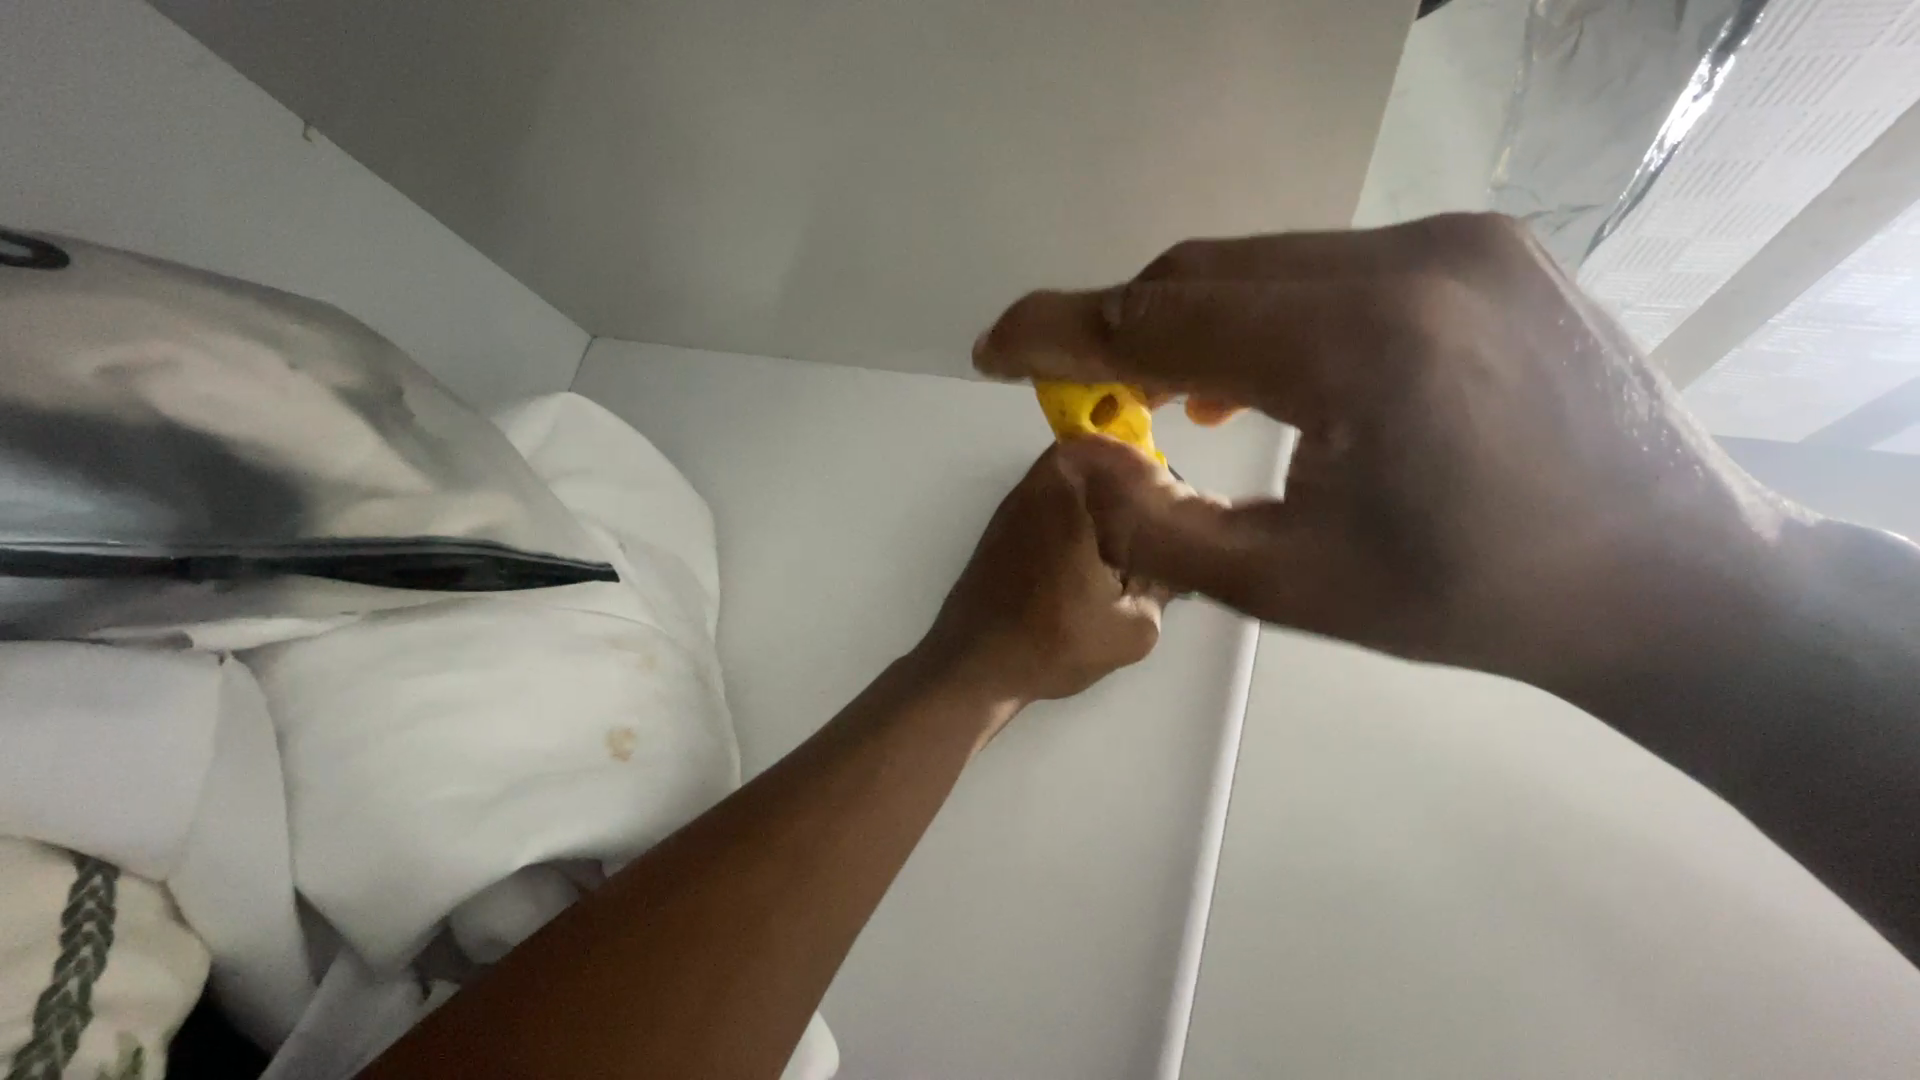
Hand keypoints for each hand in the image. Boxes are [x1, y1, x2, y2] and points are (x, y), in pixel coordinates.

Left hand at [917, 446, 1169, 720]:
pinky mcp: (997, 532)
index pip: (1108, 450)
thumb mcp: (1132, 628)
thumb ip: (1161, 590)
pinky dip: (1067, 516)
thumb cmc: (1054, 644)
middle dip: (1118, 477)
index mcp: (1068, 500)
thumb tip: (1175, 567)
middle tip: (1145, 513)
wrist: (974, 667)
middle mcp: (1034, 492)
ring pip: (1061, 481)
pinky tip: (1086, 558)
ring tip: (1121, 538)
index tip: (1161, 492)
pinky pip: (1042, 504)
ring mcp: (1010, 510)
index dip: (1139, 463)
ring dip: (1092, 498)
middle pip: (1084, 458)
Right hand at [973, 213, 1790, 686]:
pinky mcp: (1480, 247)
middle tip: (1072, 391)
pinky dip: (1261, 315)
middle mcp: (1410, 259)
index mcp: (1363, 346)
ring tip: (1163, 400)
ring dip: (1189, 325)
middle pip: (1204, 275)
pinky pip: (1324, 268)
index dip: (1062, 333)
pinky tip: (1254, 378)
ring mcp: (1455, 240)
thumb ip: (1154, 526)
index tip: (995, 347)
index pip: (1164, 320)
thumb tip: (1071, 458)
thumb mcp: (1285, 587)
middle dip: (1118, 331)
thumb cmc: (1468, 601)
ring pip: (1262, 265)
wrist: (1671, 580)